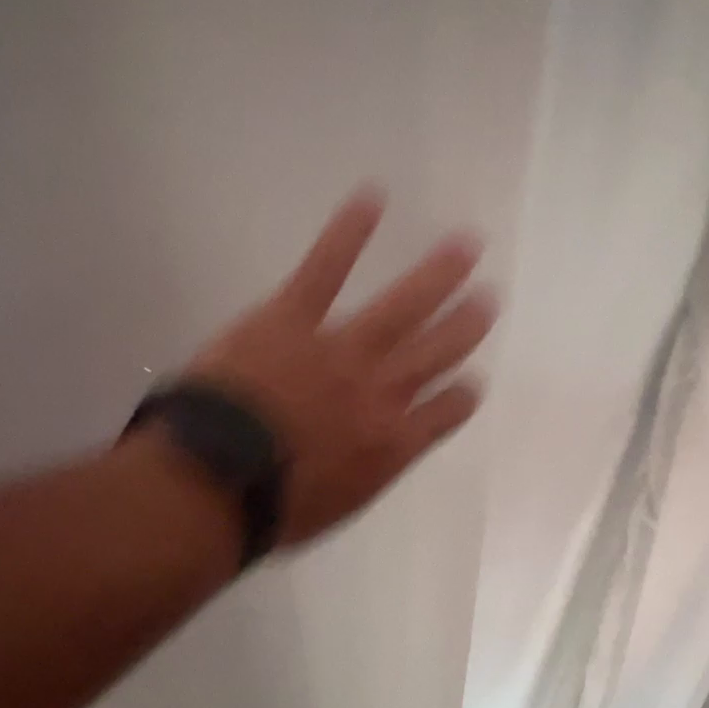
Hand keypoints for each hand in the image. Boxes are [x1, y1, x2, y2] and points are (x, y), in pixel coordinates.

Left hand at [182, 189, 494, 545]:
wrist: (219, 481)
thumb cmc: (272, 508)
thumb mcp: (335, 506)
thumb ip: (362, 473)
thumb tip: (367, 456)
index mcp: (391, 444)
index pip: (443, 414)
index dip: (460, 396)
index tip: (472, 383)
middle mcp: (381, 393)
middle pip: (435, 354)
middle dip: (465, 325)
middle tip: (489, 298)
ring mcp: (341, 351)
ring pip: (402, 309)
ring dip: (436, 276)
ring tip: (465, 245)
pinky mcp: (293, 319)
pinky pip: (325, 270)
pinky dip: (348, 234)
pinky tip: (372, 198)